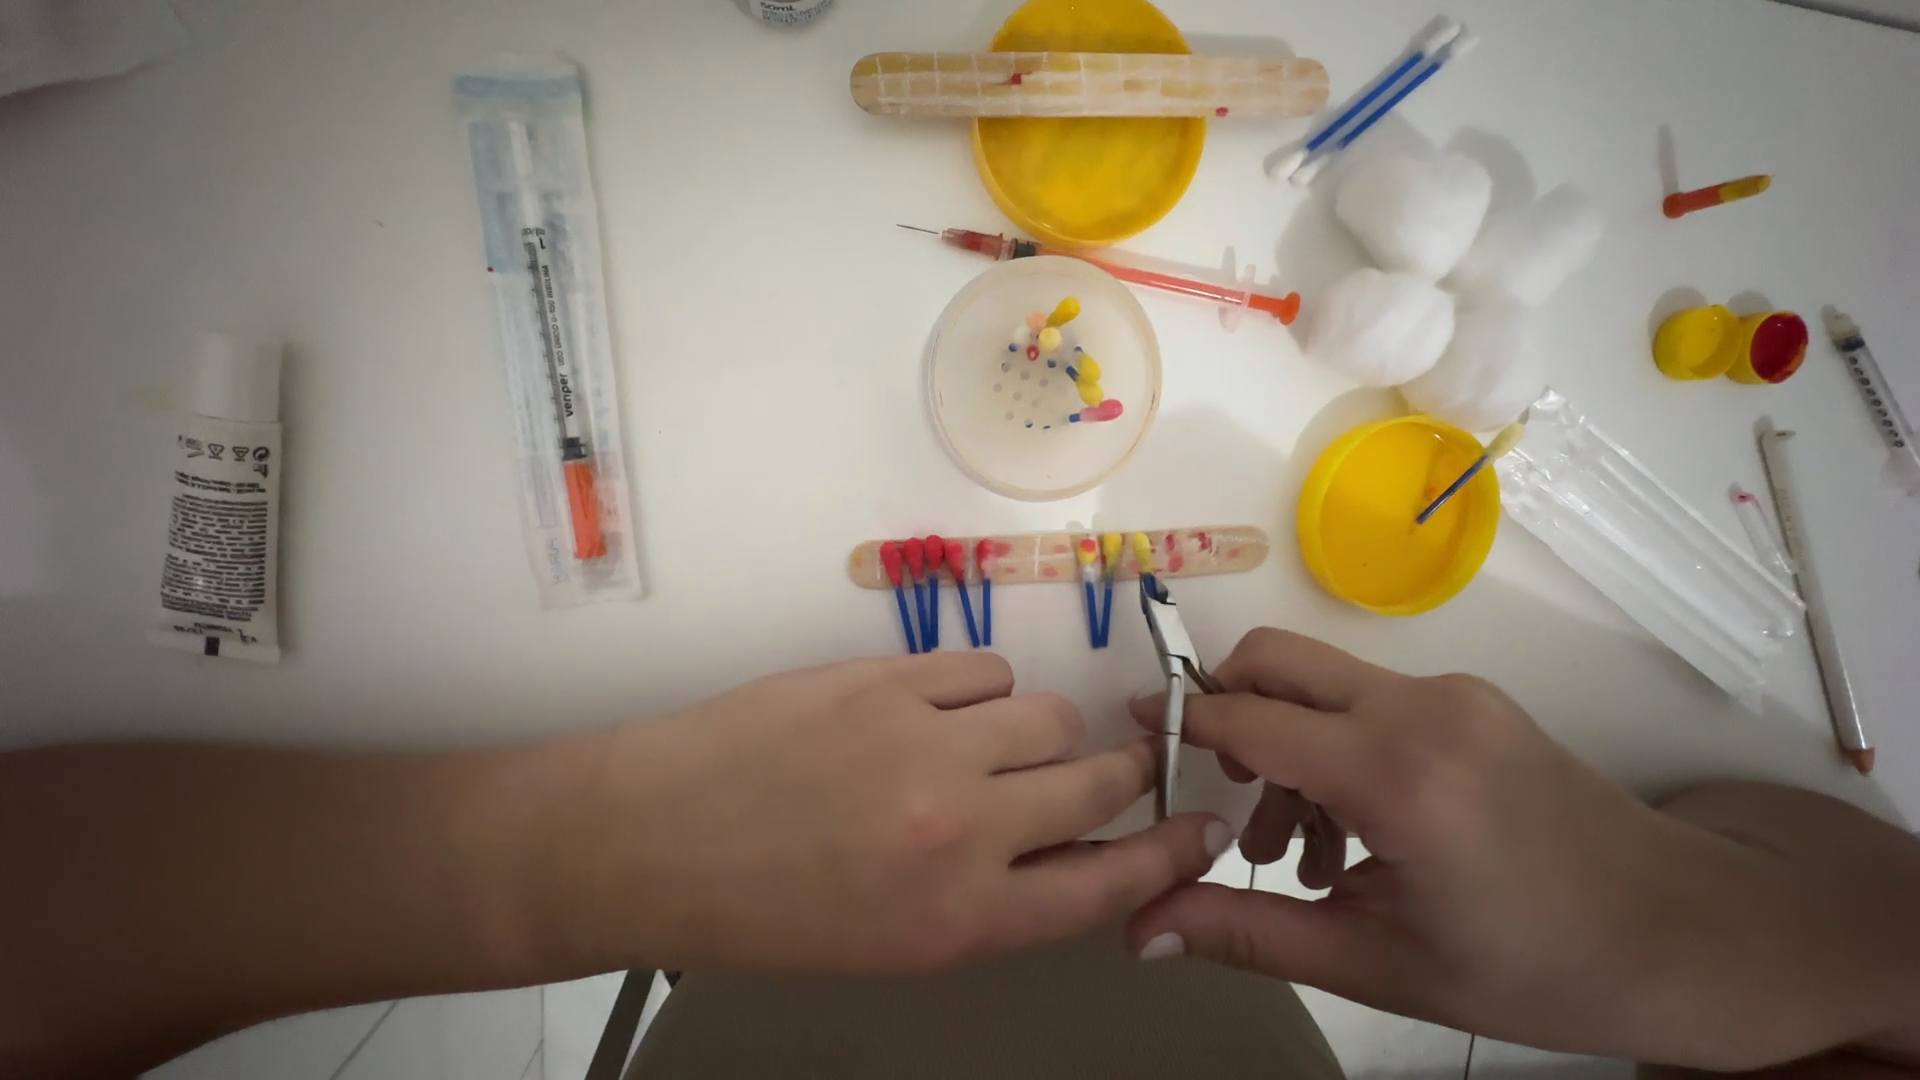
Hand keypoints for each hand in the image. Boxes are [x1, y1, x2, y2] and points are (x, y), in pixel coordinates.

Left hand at [554, 653, 1230, 975]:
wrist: (659, 836)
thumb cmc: (773, 905)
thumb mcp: (898, 938)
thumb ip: (994, 896)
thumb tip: (1063, 846)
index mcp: (966, 917)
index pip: (1109, 883)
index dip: (1167, 853)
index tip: (1199, 827)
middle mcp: (965, 828)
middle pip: (1095, 781)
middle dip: (1117, 772)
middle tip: (1108, 763)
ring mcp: (930, 742)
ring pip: (1046, 712)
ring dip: (1035, 727)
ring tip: (989, 738)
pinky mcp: (892, 680)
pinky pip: (982, 669)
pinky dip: (976, 689)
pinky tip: (937, 706)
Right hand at [1124, 629, 1919, 1070]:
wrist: (1695, 935)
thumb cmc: (1532, 966)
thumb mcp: (1374, 963)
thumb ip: (1244, 932)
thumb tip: (1141, 928)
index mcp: (1396, 776)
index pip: (1249, 719)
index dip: (1179, 719)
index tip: (1132, 726)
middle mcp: (1418, 708)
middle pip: (1275, 657)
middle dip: (1222, 702)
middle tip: (1214, 780)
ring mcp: (1448, 693)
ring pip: (1315, 678)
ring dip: (1277, 737)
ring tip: (1289, 842)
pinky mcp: (1465, 696)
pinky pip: (1360, 696)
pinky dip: (1325, 741)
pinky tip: (1345, 824)